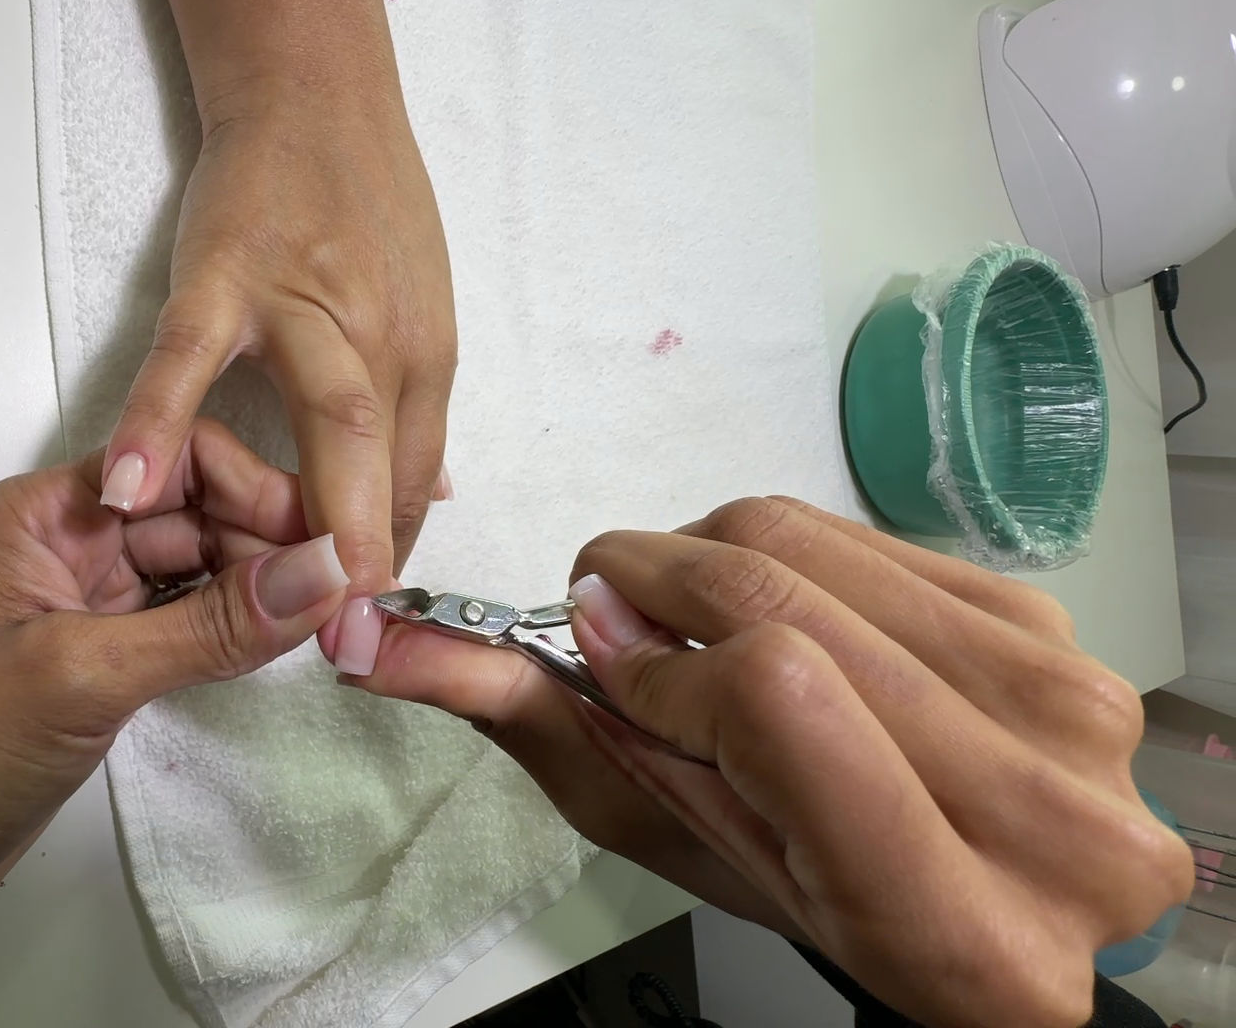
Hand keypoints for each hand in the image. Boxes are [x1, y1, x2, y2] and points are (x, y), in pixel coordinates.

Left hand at [0, 421, 348, 1027]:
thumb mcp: (79, 677)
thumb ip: (210, 626)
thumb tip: (326, 572)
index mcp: (46, 513)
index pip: (173, 462)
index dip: (254, 488)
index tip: (329, 538)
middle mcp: (70, 547)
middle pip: (193, 516)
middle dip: (268, 543)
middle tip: (348, 589)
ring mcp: (87, 609)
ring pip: (193, 575)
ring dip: (256, 590)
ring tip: (330, 619)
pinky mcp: (98, 667)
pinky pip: (181, 629)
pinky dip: (229, 635)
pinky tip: (278, 647)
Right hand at [105, 0, 457, 595]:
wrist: (315, 97)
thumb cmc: (366, 211)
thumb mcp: (420, 313)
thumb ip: (415, 414)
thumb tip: (431, 496)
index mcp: (423, 357)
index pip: (412, 483)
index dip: (389, 559)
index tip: (365, 623)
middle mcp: (383, 337)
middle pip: (385, 465)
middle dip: (368, 562)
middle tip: (347, 650)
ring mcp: (305, 303)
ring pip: (325, 419)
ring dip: (302, 518)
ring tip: (268, 605)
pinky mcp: (226, 276)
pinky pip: (191, 357)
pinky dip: (161, 423)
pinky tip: (131, 489)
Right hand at [350, 497, 1193, 1027]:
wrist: (915, 857)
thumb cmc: (754, 861)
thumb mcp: (626, 808)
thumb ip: (508, 717)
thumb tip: (369, 640)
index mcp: (940, 916)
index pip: (771, 698)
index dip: (659, 667)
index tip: (613, 666)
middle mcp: (1048, 816)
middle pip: (777, 605)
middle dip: (651, 589)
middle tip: (619, 620)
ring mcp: (1073, 705)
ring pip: (800, 542)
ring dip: (700, 565)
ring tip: (692, 624)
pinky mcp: (1054, 624)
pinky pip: (853, 526)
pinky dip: (768, 552)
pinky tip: (767, 610)